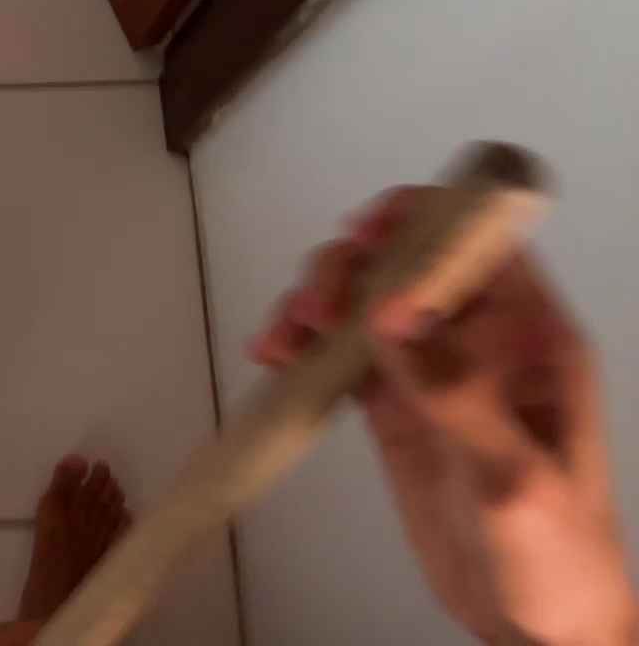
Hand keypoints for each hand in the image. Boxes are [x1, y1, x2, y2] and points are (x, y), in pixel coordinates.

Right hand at [250, 188, 635, 645]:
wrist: (534, 625)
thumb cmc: (554, 557)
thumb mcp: (512, 476)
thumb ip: (456, 390)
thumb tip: (391, 309)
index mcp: (528, 346)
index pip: (482, 249)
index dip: (426, 220)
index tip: (366, 232)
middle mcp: (472, 342)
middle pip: (397, 263)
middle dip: (344, 271)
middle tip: (313, 310)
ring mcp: (422, 366)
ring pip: (354, 297)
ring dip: (308, 303)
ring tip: (282, 339)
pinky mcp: (383, 394)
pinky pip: (329, 343)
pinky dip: (292, 339)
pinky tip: (272, 356)